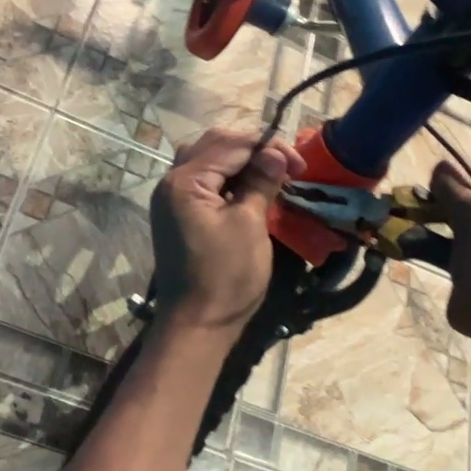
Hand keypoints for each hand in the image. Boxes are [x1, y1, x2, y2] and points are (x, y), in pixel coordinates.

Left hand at [150, 130, 305, 335]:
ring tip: (272, 174)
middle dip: (252, 150)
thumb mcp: (250, 224)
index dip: (267, 148)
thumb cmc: (226, 276)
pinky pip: (203, 182)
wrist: (197, 324)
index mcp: (185, 182)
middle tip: (287, 166)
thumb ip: (260, 183)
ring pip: (207, 161)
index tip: (300, 164)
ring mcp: (171, 199)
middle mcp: (171, 182)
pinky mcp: (177, 214)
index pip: (229, 145)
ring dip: (240, 162)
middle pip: (214, 146)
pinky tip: (251, 189)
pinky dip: (228, 179)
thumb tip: (275, 154)